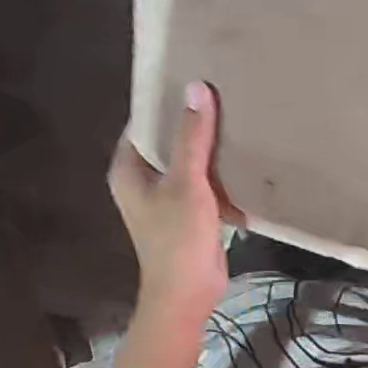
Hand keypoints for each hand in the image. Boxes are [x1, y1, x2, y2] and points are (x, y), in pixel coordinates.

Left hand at [109, 81, 236, 325]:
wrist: (187, 294)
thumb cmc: (177, 240)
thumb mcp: (186, 184)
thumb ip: (191, 137)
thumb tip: (196, 88)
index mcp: (128, 169)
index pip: (143, 122)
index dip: (165, 99)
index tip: (192, 73)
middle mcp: (141, 181)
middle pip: (166, 140)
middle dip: (190, 121)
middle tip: (220, 89)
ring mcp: (164, 199)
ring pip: (186, 162)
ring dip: (206, 147)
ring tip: (234, 115)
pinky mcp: (187, 215)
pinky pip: (200, 183)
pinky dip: (215, 172)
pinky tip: (239, 154)